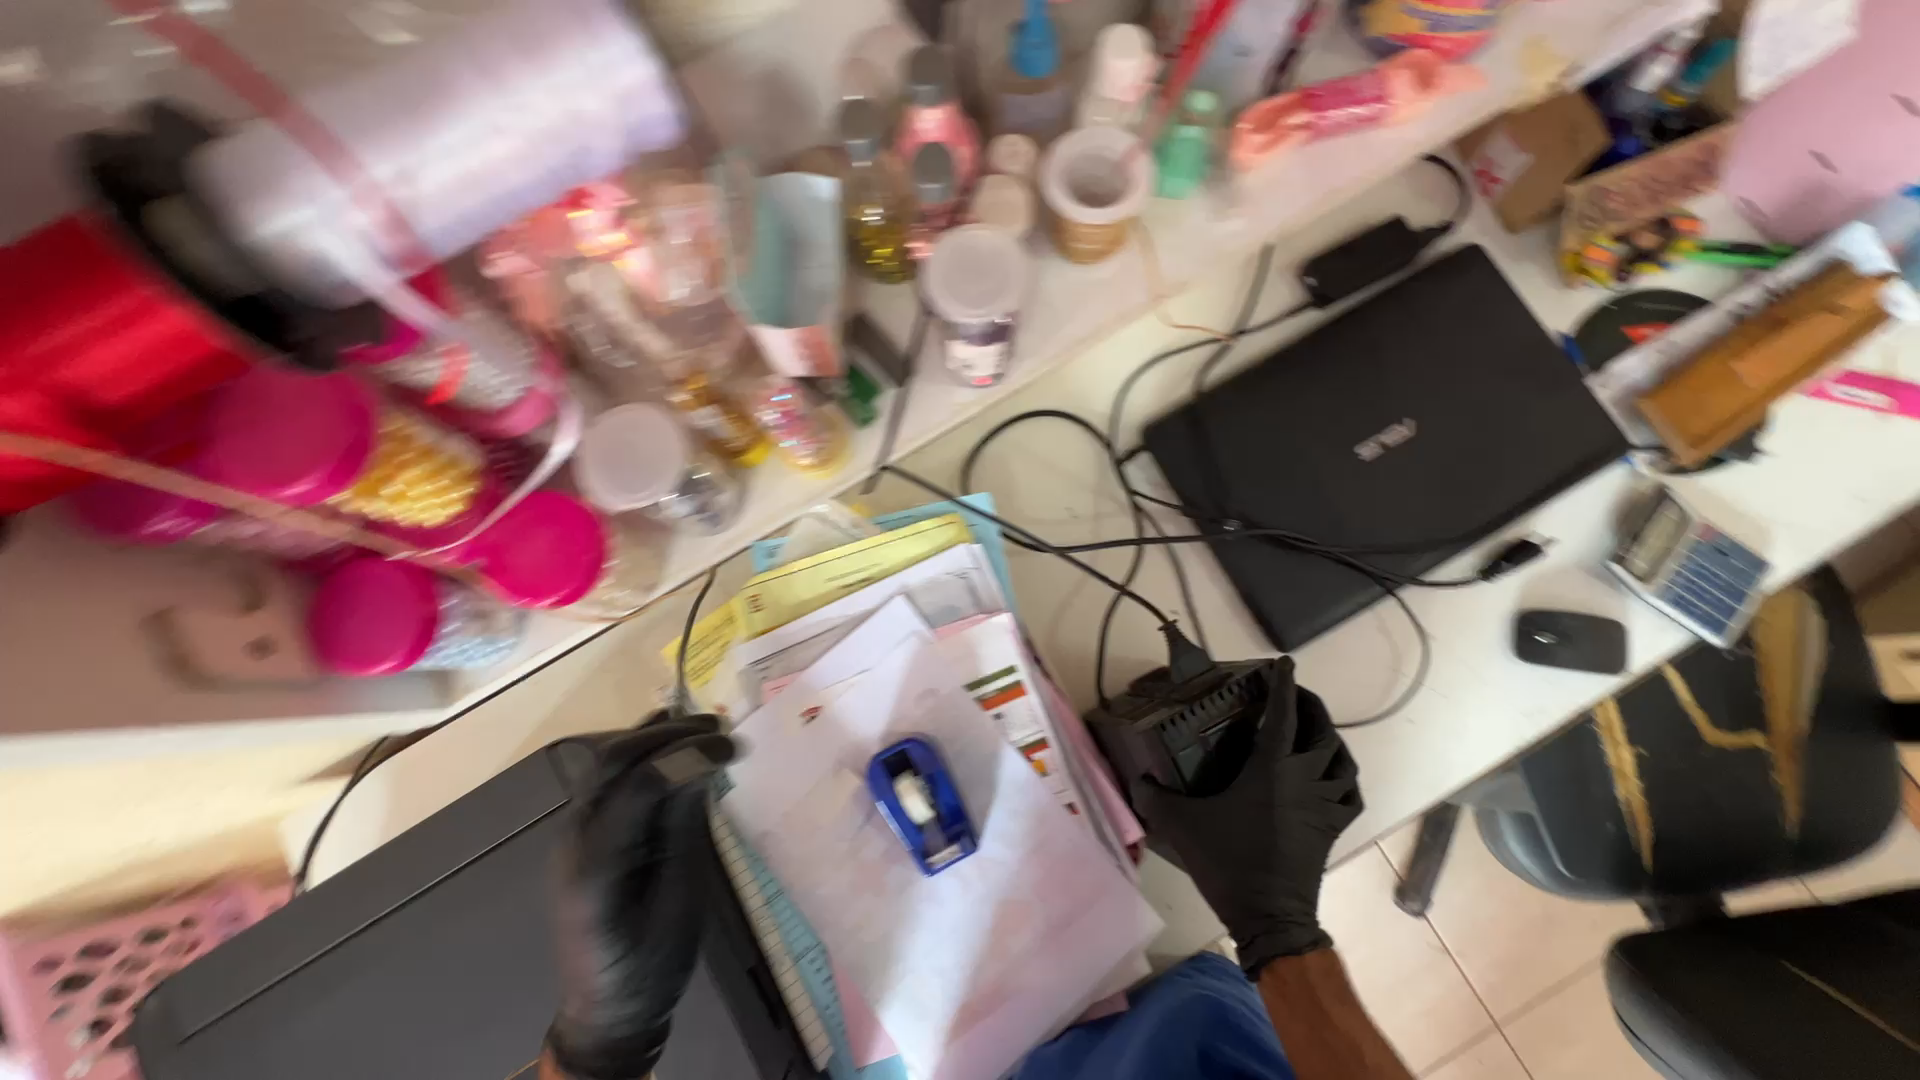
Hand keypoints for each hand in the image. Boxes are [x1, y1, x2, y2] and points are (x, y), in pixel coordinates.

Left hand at [546, 713, 736, 1079]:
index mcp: (597, 867)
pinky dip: (639, 751)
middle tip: (720, 726)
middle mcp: (573, 839)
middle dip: (666, 734)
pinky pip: (606, 780)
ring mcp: (572, 834)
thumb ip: (686, 832)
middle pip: (611, 762)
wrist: (606, 1010)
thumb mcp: (681, 903)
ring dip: (652, 736)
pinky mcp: (583, 833)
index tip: (732, 746)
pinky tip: (669, 737)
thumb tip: (703, 768)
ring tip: (703, 724)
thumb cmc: (652, 965)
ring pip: (604, 764)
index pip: (638, 786)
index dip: (686, 755)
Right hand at [1131, 658, 1362, 975]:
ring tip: (1313, 731)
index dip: (1284, 683)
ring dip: (1330, 737)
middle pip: (1322, 729)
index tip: (1284, 662)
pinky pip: (1349, 793)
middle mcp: (1305, 778)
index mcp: (1272, 768)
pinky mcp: (1332, 828)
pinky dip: (1343, 777)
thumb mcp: (1179, 825)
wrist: (1269, 916)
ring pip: (1342, 759)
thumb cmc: (1228, 861)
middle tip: (1293, 695)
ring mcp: (1324, 804)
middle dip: (1310, 705)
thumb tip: (1136, 781)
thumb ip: (1153, 797)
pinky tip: (1331, 776)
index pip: (1284, 713)